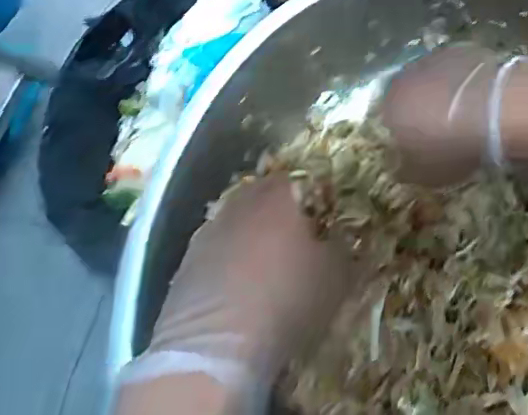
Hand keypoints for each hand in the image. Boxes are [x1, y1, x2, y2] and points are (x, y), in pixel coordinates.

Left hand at [116, 175, 351, 409]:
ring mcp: (208, 231)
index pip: (299, 179)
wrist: (216, 347)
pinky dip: (227, 266)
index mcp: (278, 194)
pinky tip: (238, 293)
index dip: (312, 199)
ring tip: (265, 272)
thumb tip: (341, 238)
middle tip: (296, 244)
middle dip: (279, 217)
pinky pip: (215, 255)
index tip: (322, 222)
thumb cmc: (286, 299)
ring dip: (250, 241)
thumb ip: (341, 247)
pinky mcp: (186, 264)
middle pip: (264, 199)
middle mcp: (241, 203)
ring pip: (237, 225)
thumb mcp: (335, 275)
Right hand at [378, 42, 527, 184]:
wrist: (492, 110)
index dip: (403, 129)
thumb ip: (403, 168)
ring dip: (441, 89)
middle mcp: (406, 76)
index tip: (418, 142)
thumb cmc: (451, 147)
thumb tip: (398, 164)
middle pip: (409, 92)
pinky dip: (462, 77)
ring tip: (463, 109)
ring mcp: (434, 58)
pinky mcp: (462, 50)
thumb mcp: (423, 174)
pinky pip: (456, 66)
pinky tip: (477, 93)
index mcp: (390, 105)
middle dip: (421, 106)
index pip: (388, 117)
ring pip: (432, 76)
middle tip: (441, 125)